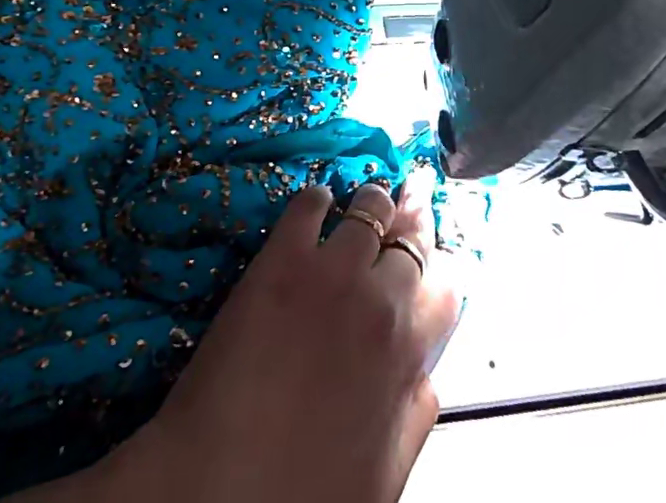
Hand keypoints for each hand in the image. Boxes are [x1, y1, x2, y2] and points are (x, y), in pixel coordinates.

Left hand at [14, 166, 458, 502]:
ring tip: (368, 194)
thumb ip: (414, 413)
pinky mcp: (281, 260)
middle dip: (413, 219)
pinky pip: (309, 206)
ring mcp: (332, 273)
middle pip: (411, 239)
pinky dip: (317, 197)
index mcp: (409, 354)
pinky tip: (317, 198)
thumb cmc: (305, 489)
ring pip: (368, 210)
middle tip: (409, 199)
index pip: (446, 290)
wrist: (219, 486)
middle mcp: (381, 301)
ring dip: (373, 200)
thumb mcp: (386, 471)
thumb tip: (426, 374)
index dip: (439, 272)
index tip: (428, 263)